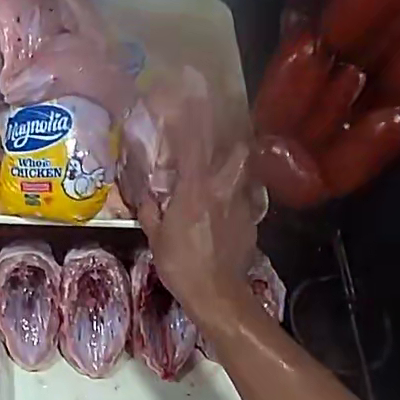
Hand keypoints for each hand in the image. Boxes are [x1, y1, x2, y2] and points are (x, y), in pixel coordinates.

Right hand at [134, 130, 263, 332]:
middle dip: (231, 140)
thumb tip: (148, 198)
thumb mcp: (156, 238)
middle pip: (238, 151)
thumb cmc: (180, 265)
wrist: (217, 294)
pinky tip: (225, 211)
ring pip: (244, 174)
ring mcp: (242, 206)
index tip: (187, 105)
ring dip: (234, 169)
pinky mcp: (252, 223)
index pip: (195, 145)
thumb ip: (151, 212)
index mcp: (195, 190)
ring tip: (222, 175)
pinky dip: (235, 199)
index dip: (191, 121)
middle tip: (220, 139)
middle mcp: (223, 190)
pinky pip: (244, 200)